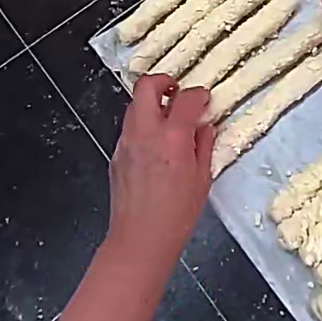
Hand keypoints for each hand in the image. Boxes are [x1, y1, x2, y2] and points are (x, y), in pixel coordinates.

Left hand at [107, 74, 213, 265]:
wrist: (140, 239)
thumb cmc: (176, 215)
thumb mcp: (202, 180)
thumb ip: (203, 146)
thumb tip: (205, 127)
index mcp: (172, 137)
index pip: (186, 99)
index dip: (198, 94)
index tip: (204, 98)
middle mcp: (146, 132)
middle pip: (147, 86)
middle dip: (164, 81)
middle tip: (177, 91)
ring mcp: (127, 140)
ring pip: (135, 104)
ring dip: (151, 102)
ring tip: (167, 117)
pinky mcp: (117, 152)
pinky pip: (129, 127)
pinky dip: (142, 124)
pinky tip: (154, 143)